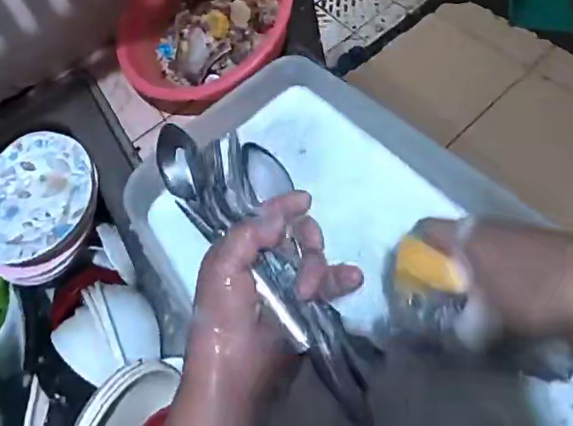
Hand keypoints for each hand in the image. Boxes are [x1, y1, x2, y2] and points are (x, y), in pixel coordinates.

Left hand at [175, 191, 362, 424]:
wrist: (234, 373)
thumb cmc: (220, 313)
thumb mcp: (222, 264)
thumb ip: (248, 234)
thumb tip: (277, 216)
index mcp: (240, 249)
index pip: (265, 219)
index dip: (282, 206)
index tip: (304, 199)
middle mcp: (265, 262)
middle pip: (294, 236)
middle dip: (303, 240)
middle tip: (304, 258)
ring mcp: (287, 287)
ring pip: (312, 259)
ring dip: (317, 265)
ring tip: (310, 290)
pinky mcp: (306, 312)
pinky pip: (328, 288)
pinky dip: (341, 278)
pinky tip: (352, 277)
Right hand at [414, 217, 572, 336]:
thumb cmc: (534, 293)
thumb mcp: (493, 319)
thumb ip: (467, 324)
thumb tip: (457, 333)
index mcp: (463, 232)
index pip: (424, 229)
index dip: (415, 250)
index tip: (417, 276)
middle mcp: (484, 222)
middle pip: (456, 238)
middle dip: (453, 265)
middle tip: (458, 295)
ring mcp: (517, 227)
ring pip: (488, 245)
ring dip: (486, 269)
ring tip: (496, 301)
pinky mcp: (546, 239)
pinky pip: (516, 253)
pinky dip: (514, 272)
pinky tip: (532, 298)